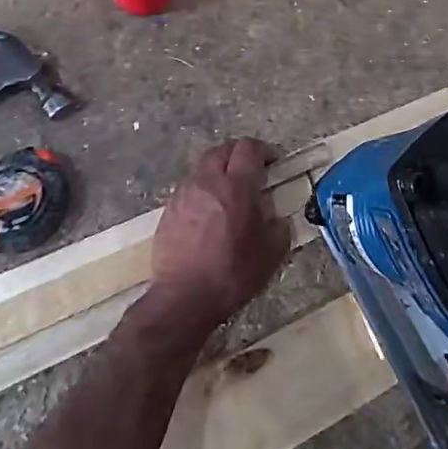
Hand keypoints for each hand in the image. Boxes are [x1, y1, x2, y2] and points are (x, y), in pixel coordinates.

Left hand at [149, 138, 288, 333]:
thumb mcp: (272, 252)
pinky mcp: (168, 211)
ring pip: (203, 166)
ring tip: (230, 190)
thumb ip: (278, 226)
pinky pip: (190, 187)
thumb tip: (275, 218)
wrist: (183, 300)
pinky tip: (210, 212)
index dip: (264, 150)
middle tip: (252, 170)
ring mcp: (184, 194)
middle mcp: (208, 182)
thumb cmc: (232, 273)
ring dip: (220, 169)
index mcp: (237, 186)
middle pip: (223, 149)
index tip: (273, 163)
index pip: (249, 148)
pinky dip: (204, 189)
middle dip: (240, 154)